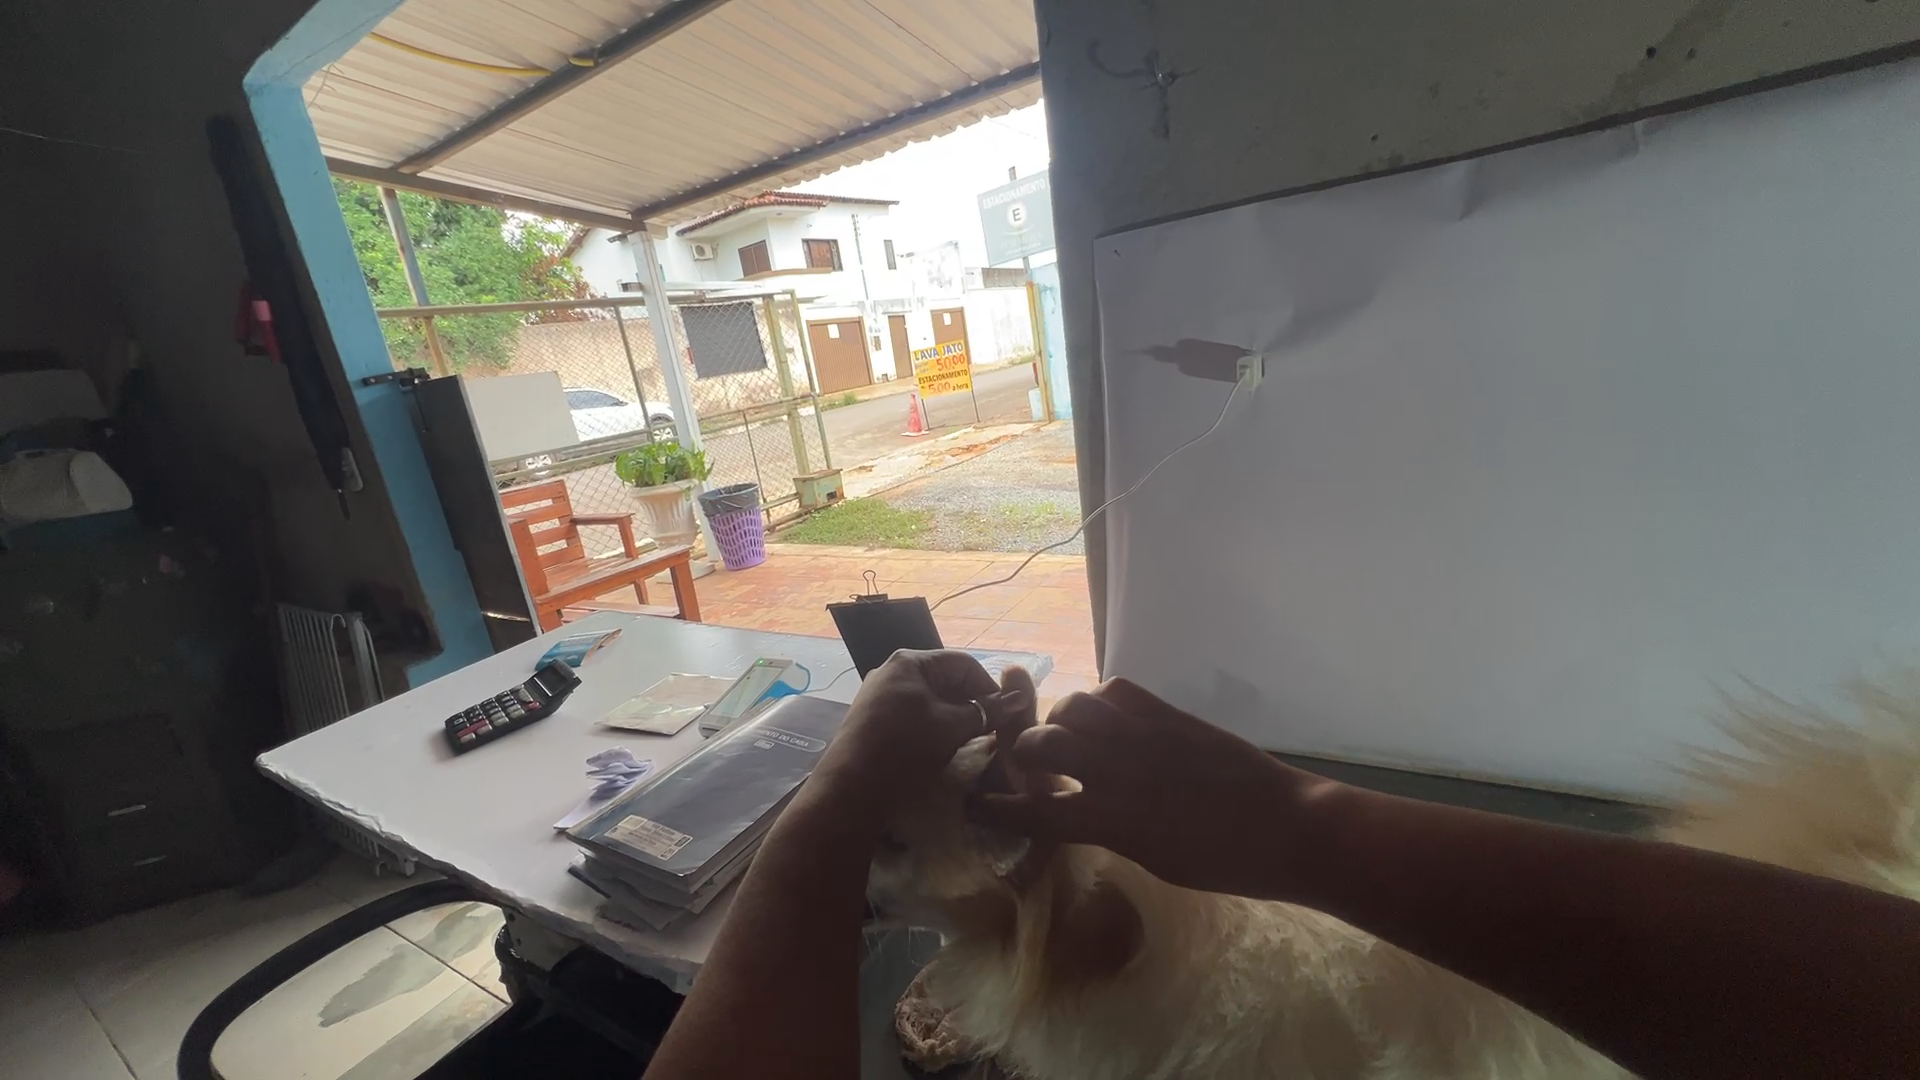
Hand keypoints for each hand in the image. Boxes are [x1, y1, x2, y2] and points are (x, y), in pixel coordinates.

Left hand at [807, 650, 1019, 822]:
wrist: (850, 790)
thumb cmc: (904, 749)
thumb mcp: (951, 728)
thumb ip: (986, 711)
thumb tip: (1018, 700)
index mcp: (910, 662)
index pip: (964, 664)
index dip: (990, 687)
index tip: (1007, 715)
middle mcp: (892, 670)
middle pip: (946, 679)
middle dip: (972, 702)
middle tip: (993, 729)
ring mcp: (880, 695)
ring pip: (931, 698)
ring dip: (954, 716)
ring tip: (971, 740)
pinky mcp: (873, 718)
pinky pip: (914, 713)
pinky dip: (933, 725)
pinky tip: (943, 746)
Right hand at [973, 678, 1336, 898]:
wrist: (1286, 827)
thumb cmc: (1221, 862)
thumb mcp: (1152, 859)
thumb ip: (1106, 828)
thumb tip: (1077, 809)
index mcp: (1111, 819)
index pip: (1037, 810)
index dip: (1002, 806)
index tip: (982, 801)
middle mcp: (1116, 769)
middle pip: (1043, 745)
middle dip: (1025, 753)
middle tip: (1033, 763)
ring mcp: (1140, 733)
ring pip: (1073, 706)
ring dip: (1060, 721)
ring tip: (1071, 735)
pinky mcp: (1165, 712)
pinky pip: (1114, 689)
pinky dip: (1100, 700)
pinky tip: (1107, 716)